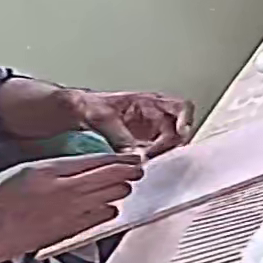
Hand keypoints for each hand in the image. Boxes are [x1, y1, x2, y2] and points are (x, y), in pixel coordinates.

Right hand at [0, 153, 144, 262]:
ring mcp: (73, 209)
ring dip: (121, 189)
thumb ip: (64, 167)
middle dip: (131, 172)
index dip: (122, 159)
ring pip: (118, 192)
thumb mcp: (27, 174)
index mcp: (48, 172)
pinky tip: (100, 206)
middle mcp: (64, 189)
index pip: (99, 160)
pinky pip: (109, 213)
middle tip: (135, 172)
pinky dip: (110, 208)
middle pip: (117, 175)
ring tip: (115, 188)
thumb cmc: (0, 204)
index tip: (133, 159)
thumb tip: (100, 163)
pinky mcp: (76, 227)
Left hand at [64, 89, 194, 155]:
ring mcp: (155, 129)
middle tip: (152, 153)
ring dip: (161, 152)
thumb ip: (120, 137)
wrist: (75, 112)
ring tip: (143, 158)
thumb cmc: (90, 106)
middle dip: (169, 143)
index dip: (186, 118)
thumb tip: (135, 154)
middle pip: (178, 130)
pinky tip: (139, 160)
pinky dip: (151, 157)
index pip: (181, 106)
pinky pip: (157, 150)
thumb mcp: (103, 118)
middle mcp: (159, 115)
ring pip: (171, 142)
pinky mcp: (147, 142)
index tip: (182, 131)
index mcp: (152, 102)